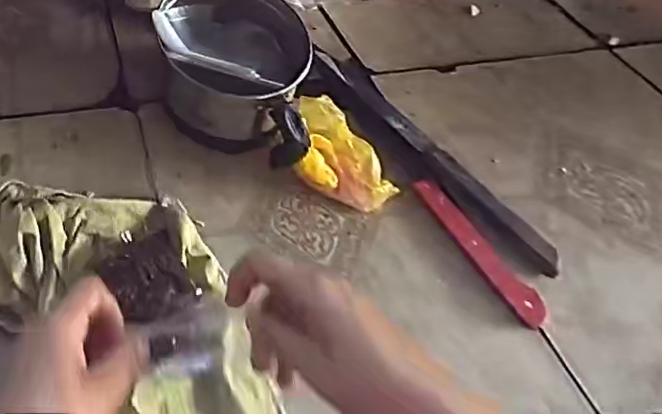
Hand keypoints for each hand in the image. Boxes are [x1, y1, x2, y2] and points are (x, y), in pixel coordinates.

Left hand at [0, 277, 146, 413]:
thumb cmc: (54, 412)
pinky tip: (76, 391)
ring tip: (98, 384)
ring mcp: (28, 340)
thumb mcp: (97, 394)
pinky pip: (54, 345)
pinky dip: (73, 359)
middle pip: (82, 307)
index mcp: (57, 320)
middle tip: (116, 369)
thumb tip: (144, 339)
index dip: (116, 311)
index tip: (124, 344)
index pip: (94, 287)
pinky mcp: (22, 361)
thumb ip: (124, 362)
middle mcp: (39, 321)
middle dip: (105, 334)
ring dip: (91, 350)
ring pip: (70, 328)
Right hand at [226, 252, 496, 413]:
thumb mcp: (310, 363)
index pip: (260, 261)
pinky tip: (304, 373)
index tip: (230, 309)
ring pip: (295, 304)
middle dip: (262, 322)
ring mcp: (342, 298)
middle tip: (260, 365)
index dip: (238, 278)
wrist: (431, 404)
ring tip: (281, 379)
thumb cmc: (366, 383)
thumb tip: (253, 314)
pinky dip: (301, 338)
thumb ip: (274, 333)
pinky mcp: (356, 316)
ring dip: (281, 335)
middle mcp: (324, 282)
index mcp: (311, 286)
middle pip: (277, 287)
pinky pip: (315, 316)